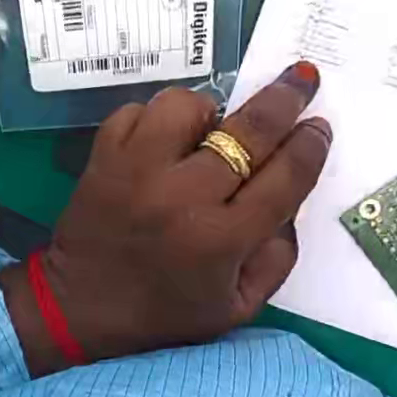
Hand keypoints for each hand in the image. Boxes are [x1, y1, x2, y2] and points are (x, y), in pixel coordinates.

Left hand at [0, 62, 331, 374]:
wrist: (78, 311)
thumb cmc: (162, 316)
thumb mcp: (235, 308)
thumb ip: (275, 259)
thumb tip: (290, 201)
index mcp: (220, 241)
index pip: (284, 178)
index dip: (310, 146)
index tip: (318, 127)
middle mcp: (181, 197)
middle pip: (247, 131)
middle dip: (284, 100)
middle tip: (301, 81)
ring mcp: (136, 172)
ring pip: (186, 105)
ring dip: (209, 112)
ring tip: (210, 132)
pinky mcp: (101, 160)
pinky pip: (137, 112)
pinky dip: (157, 119)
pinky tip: (164, 142)